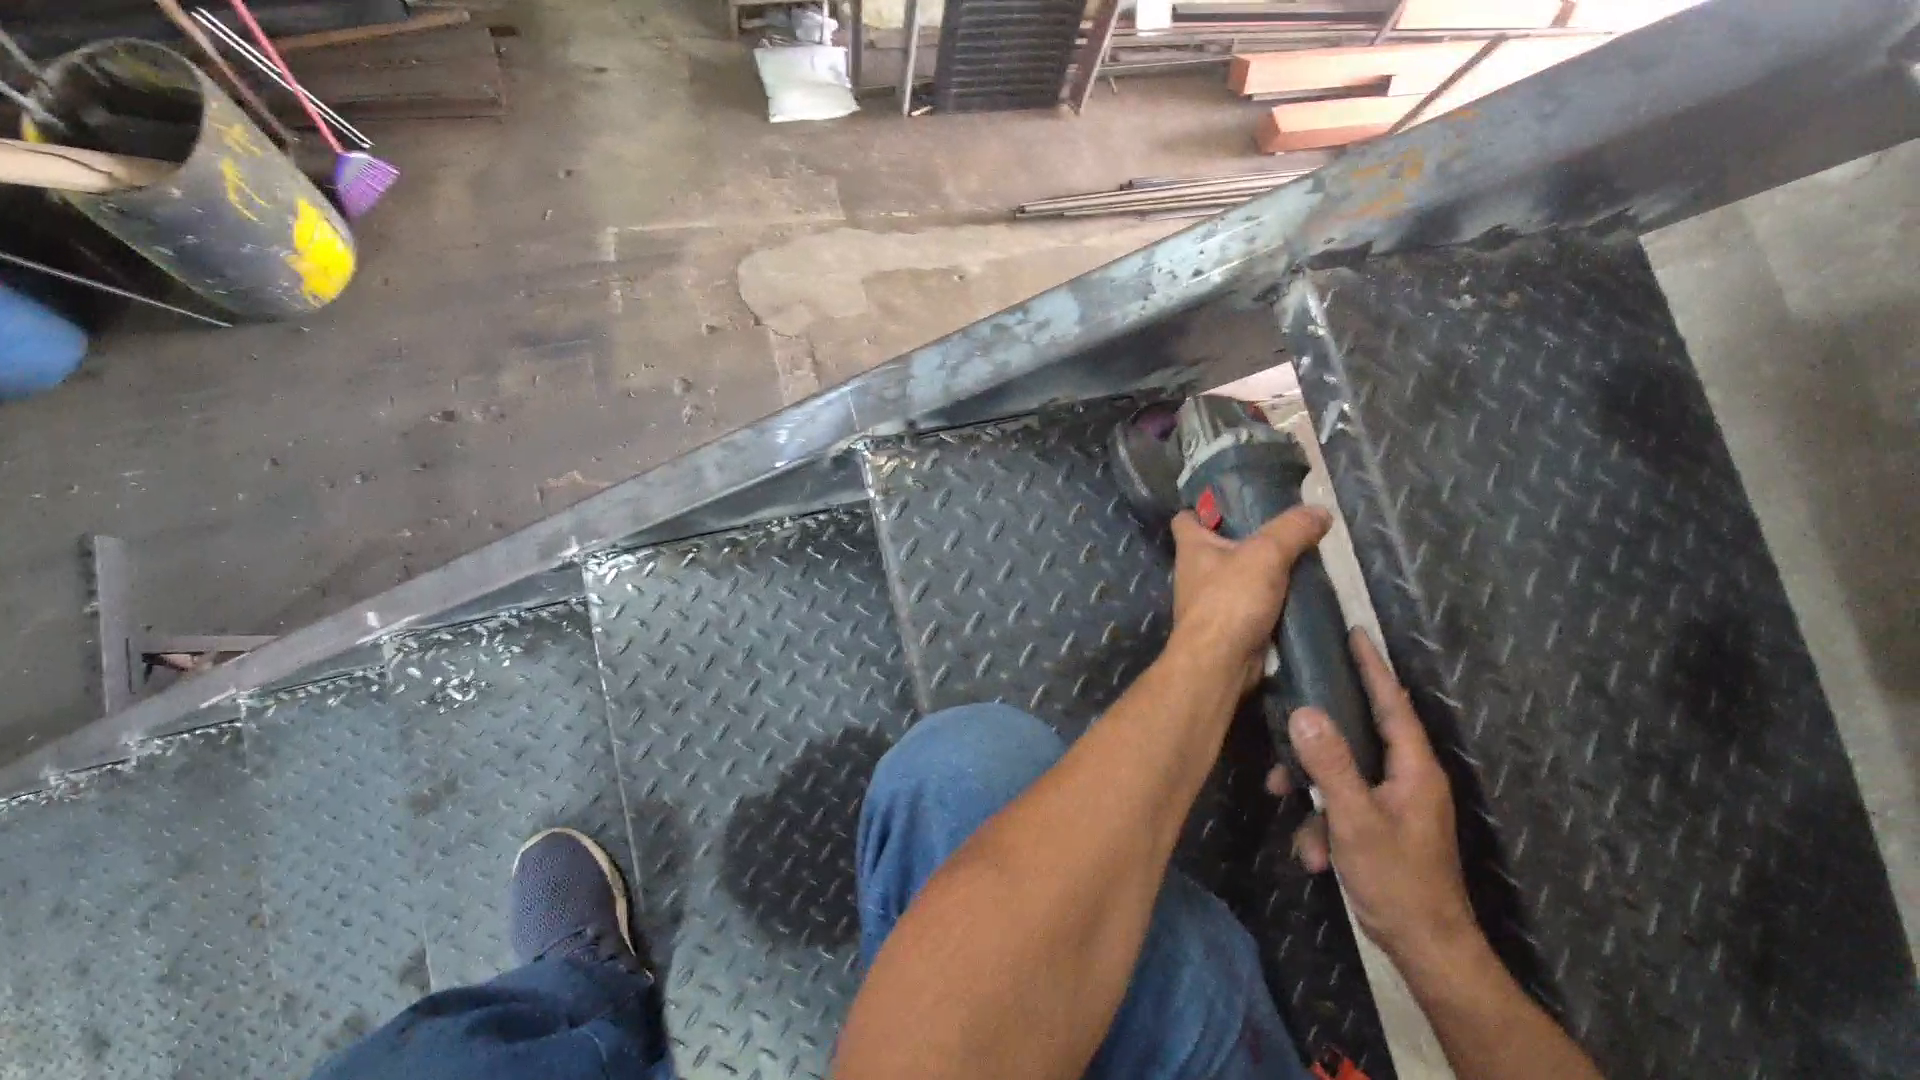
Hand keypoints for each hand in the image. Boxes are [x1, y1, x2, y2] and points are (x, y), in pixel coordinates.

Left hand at [1168, 505, 1332, 690]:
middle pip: (1217, 547)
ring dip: (1261, 572)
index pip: (1186, 519)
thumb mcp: (1266, 554)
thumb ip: (1292, 530)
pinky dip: (1269, 599)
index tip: (1233, 503)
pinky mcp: (1227, 626)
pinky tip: (1297, 593)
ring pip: (1237, 577)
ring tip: (1298, 559)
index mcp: (1191, 548)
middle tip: (1283, 529)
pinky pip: (1250, 604)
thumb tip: (1321, 511)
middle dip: (1245, 539)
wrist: (1220, 662)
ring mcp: (1209, 602)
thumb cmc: (1230, 599)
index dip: (1203, 509)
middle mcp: (1194, 573)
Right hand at [1270, 630, 1478, 962]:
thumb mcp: (1355, 818)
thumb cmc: (1397, 878)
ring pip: (1341, 775)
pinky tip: (1314, 856)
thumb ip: (1329, 763)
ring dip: (1312, 793)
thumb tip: (1304, 713)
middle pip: (1357, 736)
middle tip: (1285, 723)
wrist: (1424, 944)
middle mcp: (1406, 777)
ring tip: (1290, 814)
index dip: (1373, 667)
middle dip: (1316, 739)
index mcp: (1413, 767)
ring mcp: (1394, 803)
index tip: (1355, 633)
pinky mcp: (1380, 826)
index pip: (1392, 702)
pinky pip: (1342, 808)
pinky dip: (1323, 826)